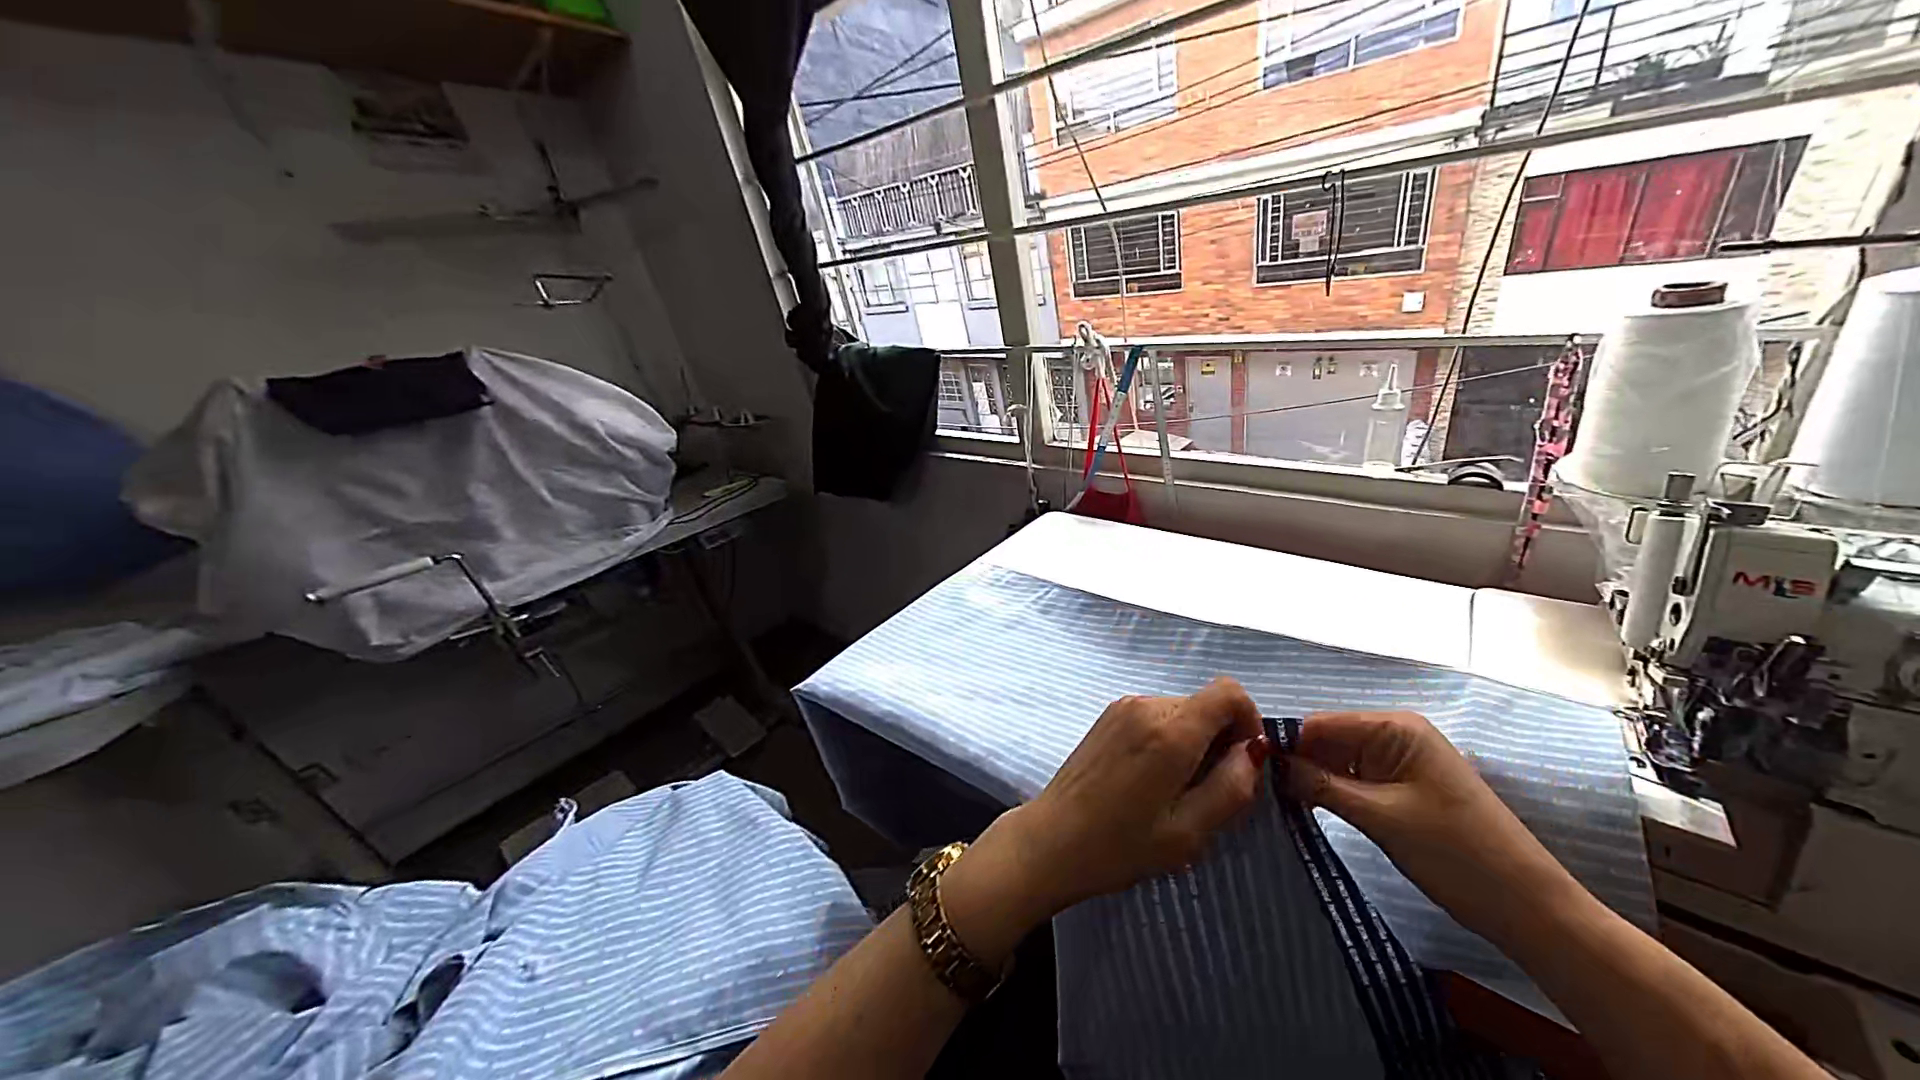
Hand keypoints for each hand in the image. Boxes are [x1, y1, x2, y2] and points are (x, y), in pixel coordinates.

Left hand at [997, 678, 1268, 909]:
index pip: (1229, 692)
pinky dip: (1167, 741)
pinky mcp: (1107, 717)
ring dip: (1192, 743)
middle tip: (1207, 792)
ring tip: (1174, 792)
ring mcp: (1121, 708)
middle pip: (1205, 705)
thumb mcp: (1189, 831)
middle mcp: (1145, 706)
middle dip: (1219, 740)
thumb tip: (1253, 751)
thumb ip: (1232, 787)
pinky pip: (1155, 717)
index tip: (1243, 762)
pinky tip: (1150, 781)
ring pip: (1181, 712)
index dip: (1249, 721)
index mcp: (1169, 731)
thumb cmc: (1120, 845)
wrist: (1050, 841)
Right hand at [1282, 711, 1582, 947]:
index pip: (1318, 723)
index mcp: (1395, 727)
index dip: (1283, 744)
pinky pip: (1353, 778)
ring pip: (1336, 760)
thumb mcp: (1379, 816)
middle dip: (1295, 762)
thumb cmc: (1457, 854)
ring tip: (1278, 801)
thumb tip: (1268, 761)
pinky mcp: (1403, 787)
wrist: (1531, 910)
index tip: (1248, 769)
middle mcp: (1396, 734)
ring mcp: (1401, 761)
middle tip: (1258, 790)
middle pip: (1325, 739)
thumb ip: (1319, 784)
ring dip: (1311, 779)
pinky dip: (1331, 791)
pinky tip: (1310, 807)